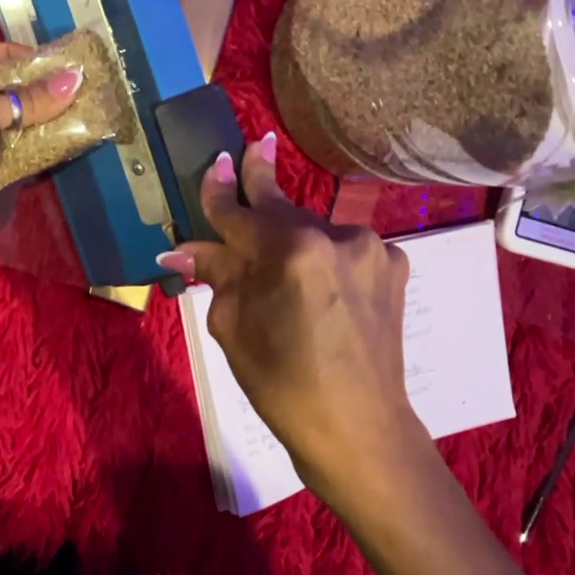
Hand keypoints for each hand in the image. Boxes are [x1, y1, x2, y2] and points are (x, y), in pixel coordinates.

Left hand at [0, 42, 80, 277]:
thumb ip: (24, 100)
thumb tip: (73, 80)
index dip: (13, 54)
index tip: (50, 58)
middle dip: (33, 86)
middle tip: (73, 81)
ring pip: (10, 120)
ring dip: (40, 116)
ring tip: (78, 104)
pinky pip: (14, 149)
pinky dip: (37, 144)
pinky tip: (66, 134)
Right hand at [158, 135, 418, 480]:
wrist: (359, 428)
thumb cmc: (281, 383)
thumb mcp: (233, 326)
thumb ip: (216, 273)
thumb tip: (181, 249)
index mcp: (289, 250)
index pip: (240, 210)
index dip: (220, 189)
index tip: (217, 161)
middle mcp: (334, 235)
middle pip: (281, 208)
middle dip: (261, 183)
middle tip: (256, 146)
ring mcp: (371, 248)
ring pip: (313, 229)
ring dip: (292, 236)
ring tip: (278, 261)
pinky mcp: (394, 265)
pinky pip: (344, 249)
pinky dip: (325, 256)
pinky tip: (317, 282)